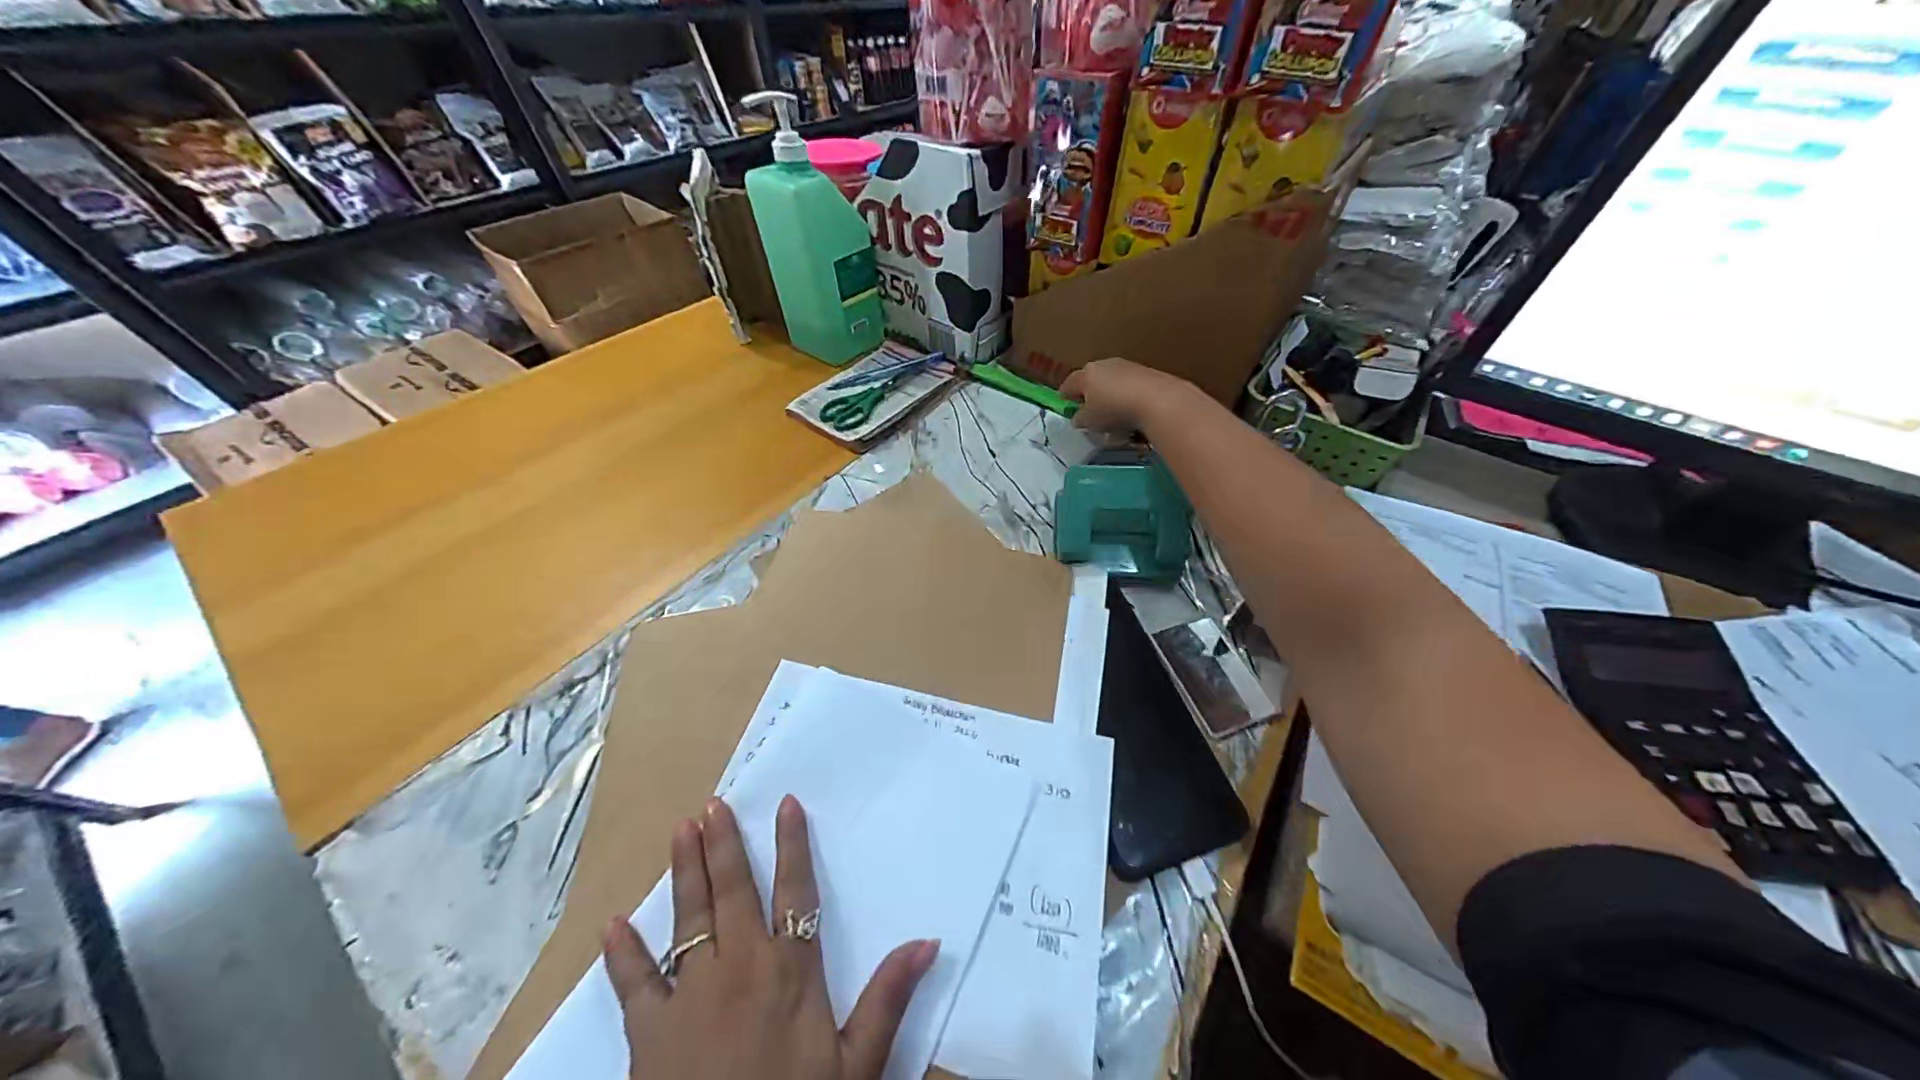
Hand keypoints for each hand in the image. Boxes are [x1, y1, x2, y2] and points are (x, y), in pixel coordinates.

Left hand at [604, 796, 938, 1079]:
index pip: (795, 892)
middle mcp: (739, 967)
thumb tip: (927, 941)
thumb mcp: (857, 1065)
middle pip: (733, 891)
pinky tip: (611, 924)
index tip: (785, 804)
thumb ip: (888, 998)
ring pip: (688, 918)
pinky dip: (622, 953)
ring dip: (684, 872)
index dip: (792, 845)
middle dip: (724, 844)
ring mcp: (689, 995)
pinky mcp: (647, 1032)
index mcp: (790, 971)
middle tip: (713, 804)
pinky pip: (633, 983)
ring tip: (681, 830)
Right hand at [1059, 358, 1195, 436]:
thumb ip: (1080, 419)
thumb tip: (1078, 418)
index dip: (1065, 396)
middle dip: (1089, 394)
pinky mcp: (1145, 372)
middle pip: (1091, 380)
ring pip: (1111, 381)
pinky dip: (1126, 396)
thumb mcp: (1089, 421)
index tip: (1065, 405)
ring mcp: (1126, 366)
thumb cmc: (1114, 410)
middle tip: (1089, 411)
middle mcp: (1104, 365)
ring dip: (1109, 395)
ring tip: (1112, 415)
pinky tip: (1131, 411)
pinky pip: (1129, 385)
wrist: (1156, 399)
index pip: (1069, 384)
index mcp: (1085, 374)